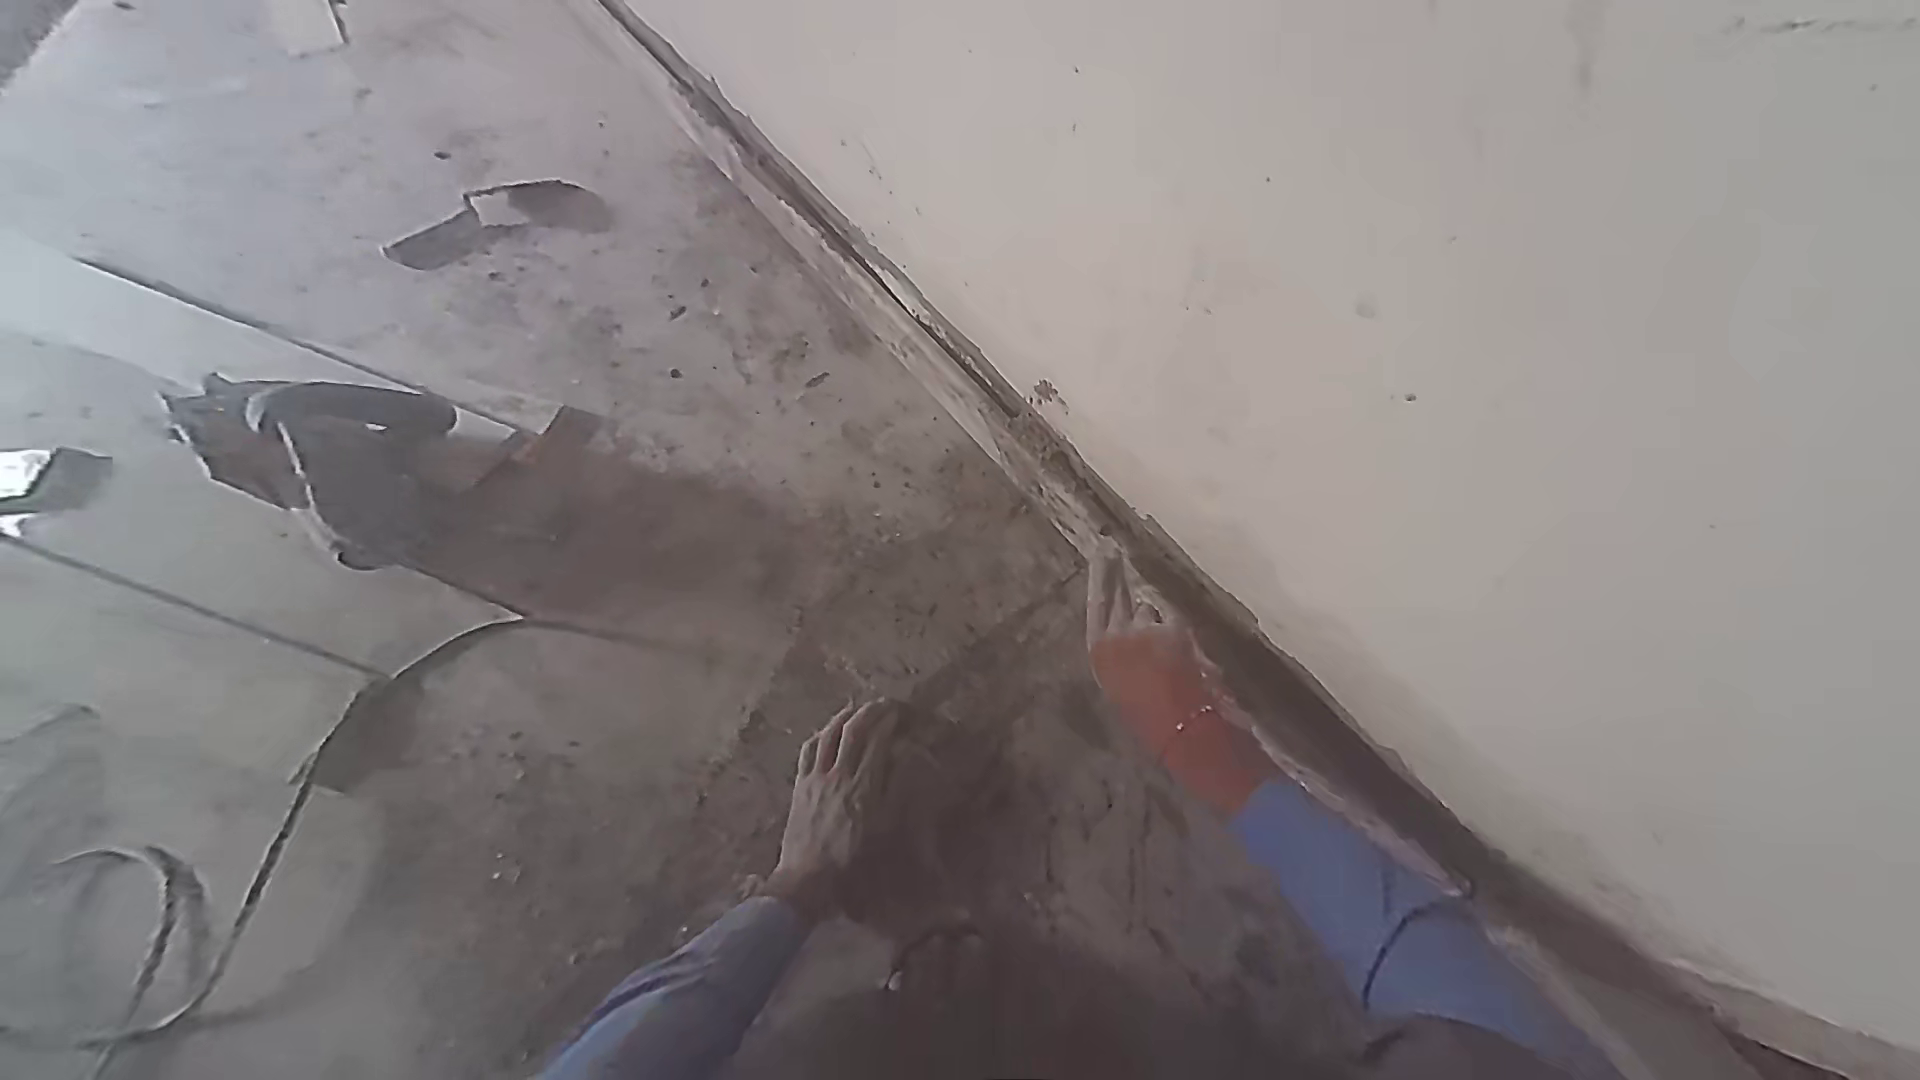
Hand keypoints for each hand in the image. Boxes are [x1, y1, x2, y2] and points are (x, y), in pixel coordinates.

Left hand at [765, 700, 900, 921]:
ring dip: (846, 716)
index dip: (891, 721)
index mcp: (863, 785)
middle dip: (872, 711)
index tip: (903, 713)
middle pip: (854, 730)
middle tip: (885, 704)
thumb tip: (906, 756)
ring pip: (830, 734)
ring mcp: (816, 777)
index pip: (879, 740)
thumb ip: (895, 790)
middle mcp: (839, 773)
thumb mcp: (884, 829)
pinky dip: (822, 734)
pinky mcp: (800, 784)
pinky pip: (809, 749)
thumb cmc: (853, 861)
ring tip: (857, 709)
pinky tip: (827, 731)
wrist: (807, 881)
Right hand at [1086, 549, 1209, 742]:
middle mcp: (1116, 633)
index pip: (1097, 603)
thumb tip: (1135, 624)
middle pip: (1117, 594)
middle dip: (1114, 571)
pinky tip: (1184, 658)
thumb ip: (1121, 651)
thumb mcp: (1120, 682)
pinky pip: (1175, 624)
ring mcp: (1145, 628)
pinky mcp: (1173, 629)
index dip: (1100, 576)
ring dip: (1158, 625)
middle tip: (1110, 548)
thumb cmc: (1148, 715)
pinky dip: (1180, 637)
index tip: (1101, 551)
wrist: (1181, 729)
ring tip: (1165, 653)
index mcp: (1099, 651)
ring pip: (1152, 613)